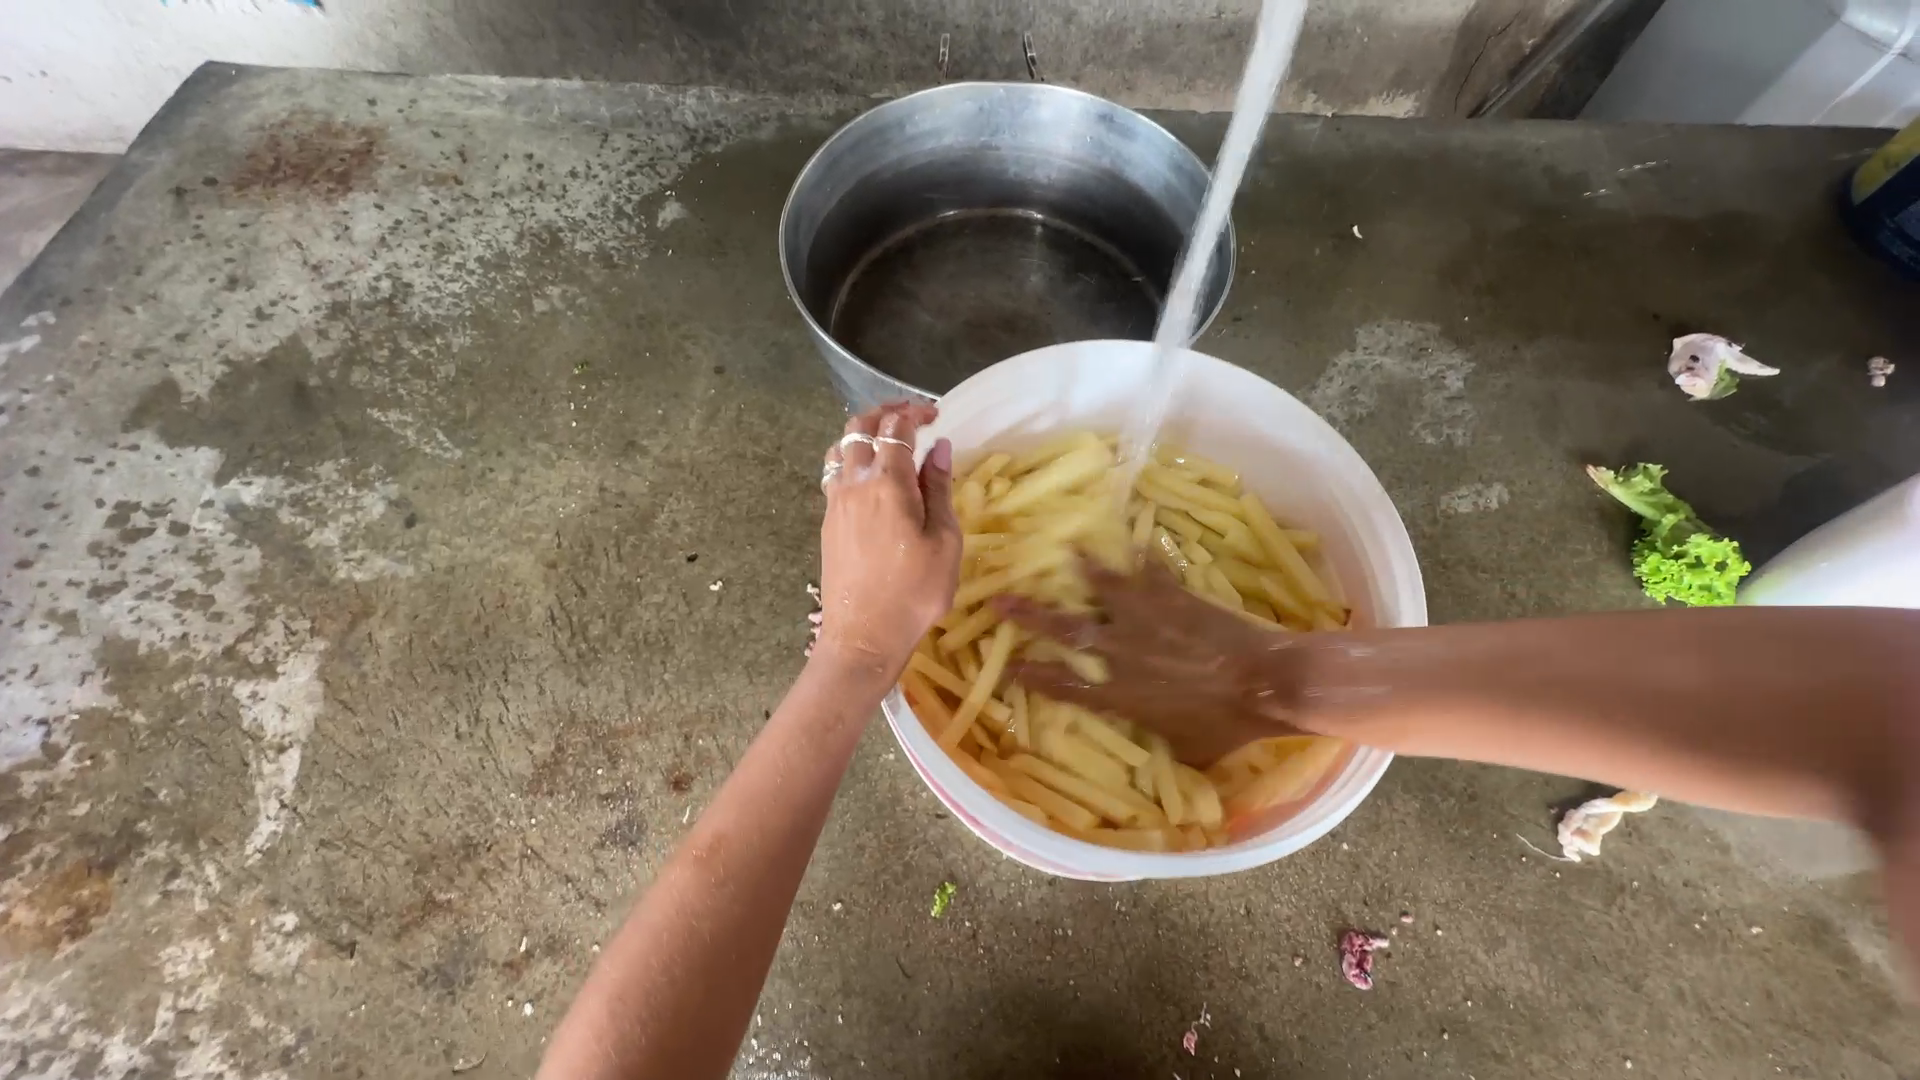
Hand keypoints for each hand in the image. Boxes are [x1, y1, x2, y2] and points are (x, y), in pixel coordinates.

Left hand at [814, 403, 961, 680]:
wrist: (863, 637)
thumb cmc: (915, 594)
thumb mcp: (944, 543)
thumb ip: (940, 490)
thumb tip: (938, 448)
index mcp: (887, 484)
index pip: (896, 429)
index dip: (915, 413)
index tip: (936, 415)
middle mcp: (854, 484)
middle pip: (860, 427)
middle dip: (886, 413)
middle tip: (911, 417)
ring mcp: (835, 503)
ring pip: (840, 448)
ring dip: (863, 434)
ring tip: (888, 441)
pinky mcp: (828, 522)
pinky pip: (834, 473)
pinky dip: (851, 458)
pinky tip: (870, 475)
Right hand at [995, 562, 1321, 764]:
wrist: (1266, 684)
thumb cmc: (1227, 726)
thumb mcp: (1188, 752)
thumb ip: (1162, 745)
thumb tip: (1157, 753)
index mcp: (1119, 693)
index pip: (1062, 685)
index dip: (1031, 676)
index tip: (1006, 666)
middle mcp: (1121, 651)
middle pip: (1065, 630)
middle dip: (1030, 615)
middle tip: (1000, 599)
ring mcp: (1145, 619)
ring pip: (1103, 588)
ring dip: (1084, 570)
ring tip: (1065, 550)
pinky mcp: (1173, 598)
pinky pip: (1152, 572)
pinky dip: (1144, 558)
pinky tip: (1135, 540)